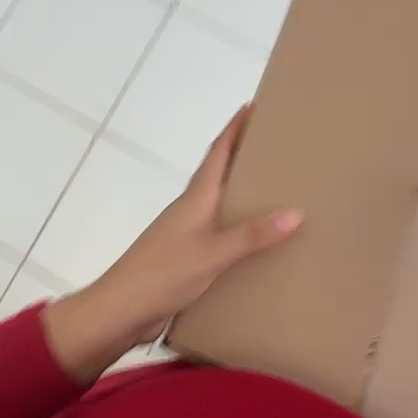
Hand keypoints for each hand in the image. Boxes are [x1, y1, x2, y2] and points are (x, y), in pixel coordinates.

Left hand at [44, 106, 301, 383]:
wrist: (121, 310)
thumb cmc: (162, 273)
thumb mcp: (212, 254)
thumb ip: (252, 236)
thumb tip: (296, 212)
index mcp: (195, 199)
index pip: (217, 153)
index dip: (234, 129)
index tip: (253, 106)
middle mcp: (190, 210)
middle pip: (219, 175)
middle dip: (244, 158)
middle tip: (278, 149)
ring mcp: (186, 235)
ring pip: (220, 205)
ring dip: (243, 195)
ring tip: (277, 193)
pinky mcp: (186, 259)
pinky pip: (219, 235)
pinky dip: (239, 230)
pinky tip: (259, 245)